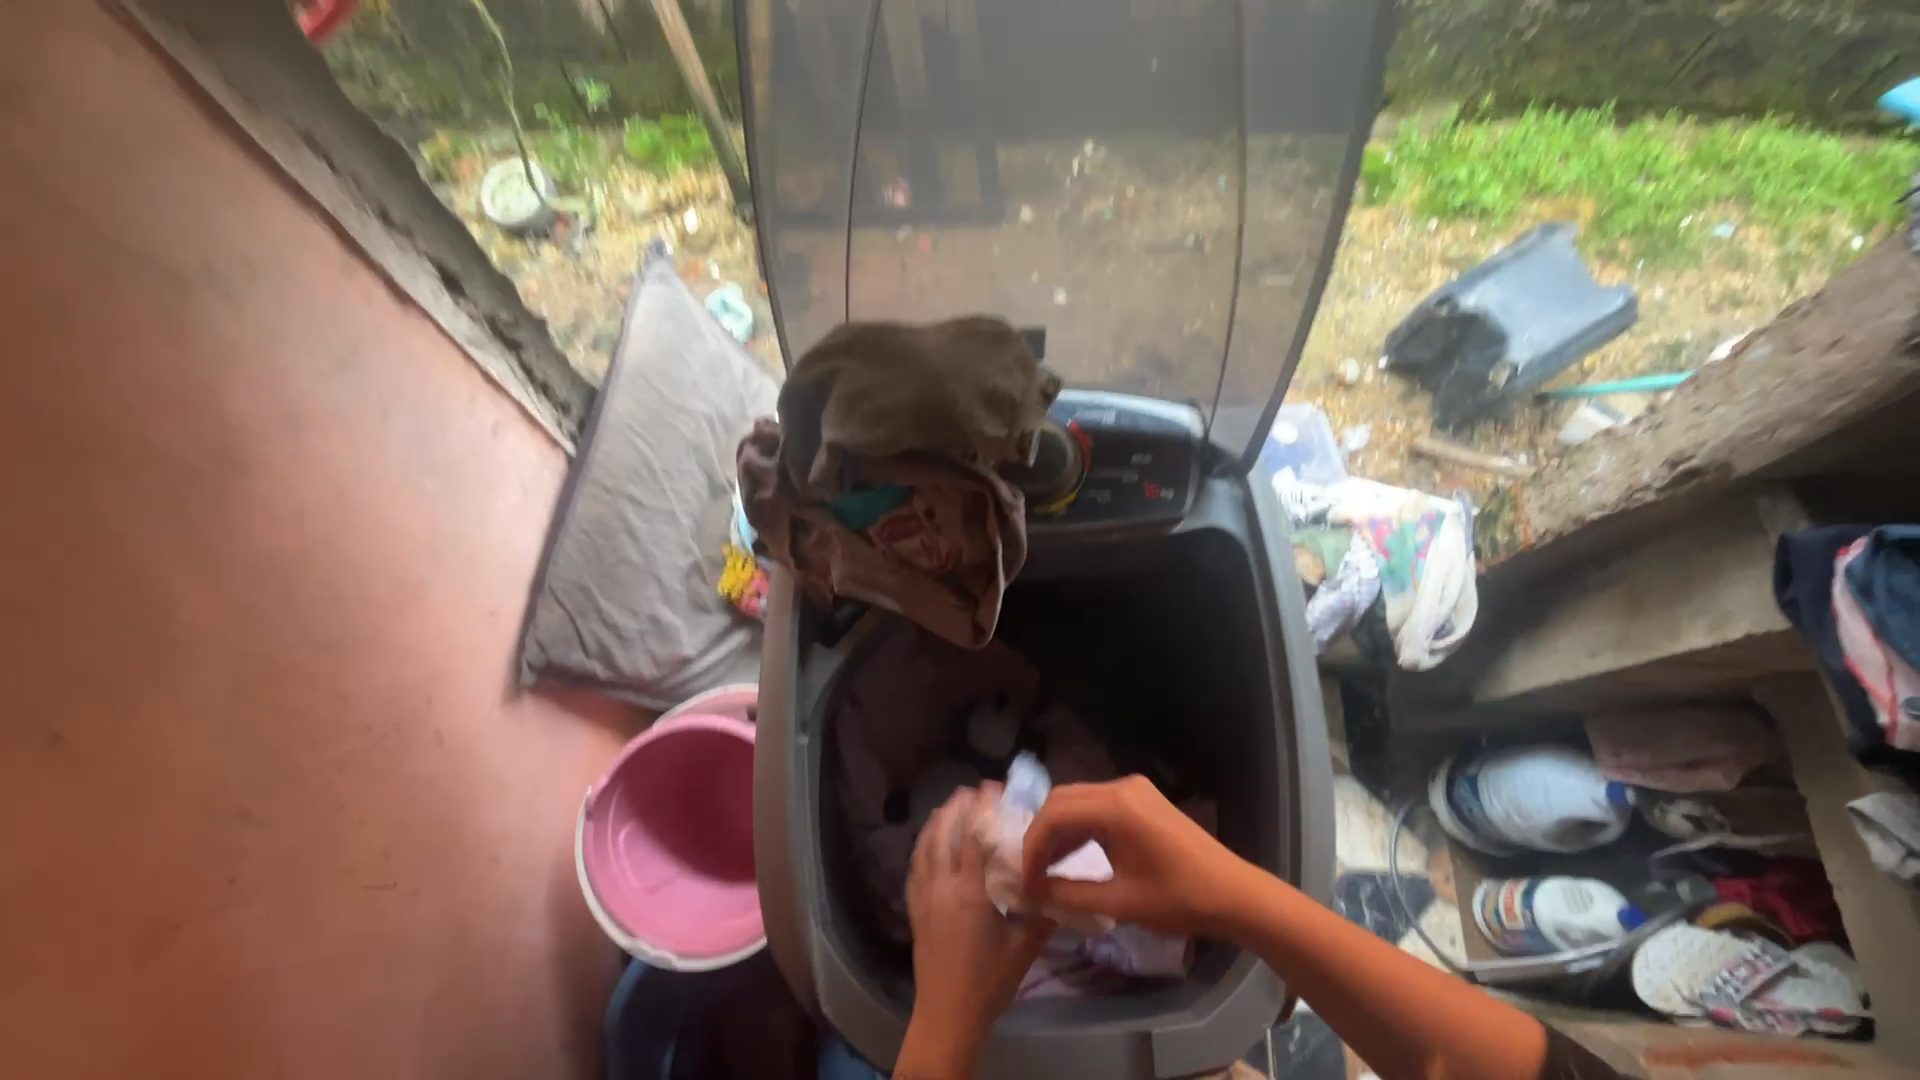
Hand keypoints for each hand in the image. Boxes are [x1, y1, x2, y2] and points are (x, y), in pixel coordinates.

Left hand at [899, 786, 1051, 1074]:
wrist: (947, 1014)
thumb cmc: (989, 981)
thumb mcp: (1025, 948)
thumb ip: (1043, 915)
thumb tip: (1062, 888)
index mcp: (971, 892)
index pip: (974, 837)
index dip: (982, 808)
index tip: (993, 788)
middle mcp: (943, 887)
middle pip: (944, 835)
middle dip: (956, 808)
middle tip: (971, 790)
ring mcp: (924, 896)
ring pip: (925, 847)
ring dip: (937, 822)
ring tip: (949, 805)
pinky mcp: (915, 909)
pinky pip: (915, 867)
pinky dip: (922, 846)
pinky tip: (928, 842)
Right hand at [1021, 775, 1255, 937]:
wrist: (1234, 894)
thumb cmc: (1179, 899)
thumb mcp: (1120, 903)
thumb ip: (1070, 894)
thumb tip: (1034, 893)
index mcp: (1116, 806)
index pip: (1054, 815)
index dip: (1032, 847)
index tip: (1025, 881)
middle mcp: (1121, 786)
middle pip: (1062, 800)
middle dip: (1041, 835)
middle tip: (1031, 872)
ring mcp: (1134, 789)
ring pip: (1077, 800)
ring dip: (1059, 830)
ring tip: (1047, 869)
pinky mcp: (1142, 798)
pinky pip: (1097, 804)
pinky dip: (1079, 826)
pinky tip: (1074, 854)